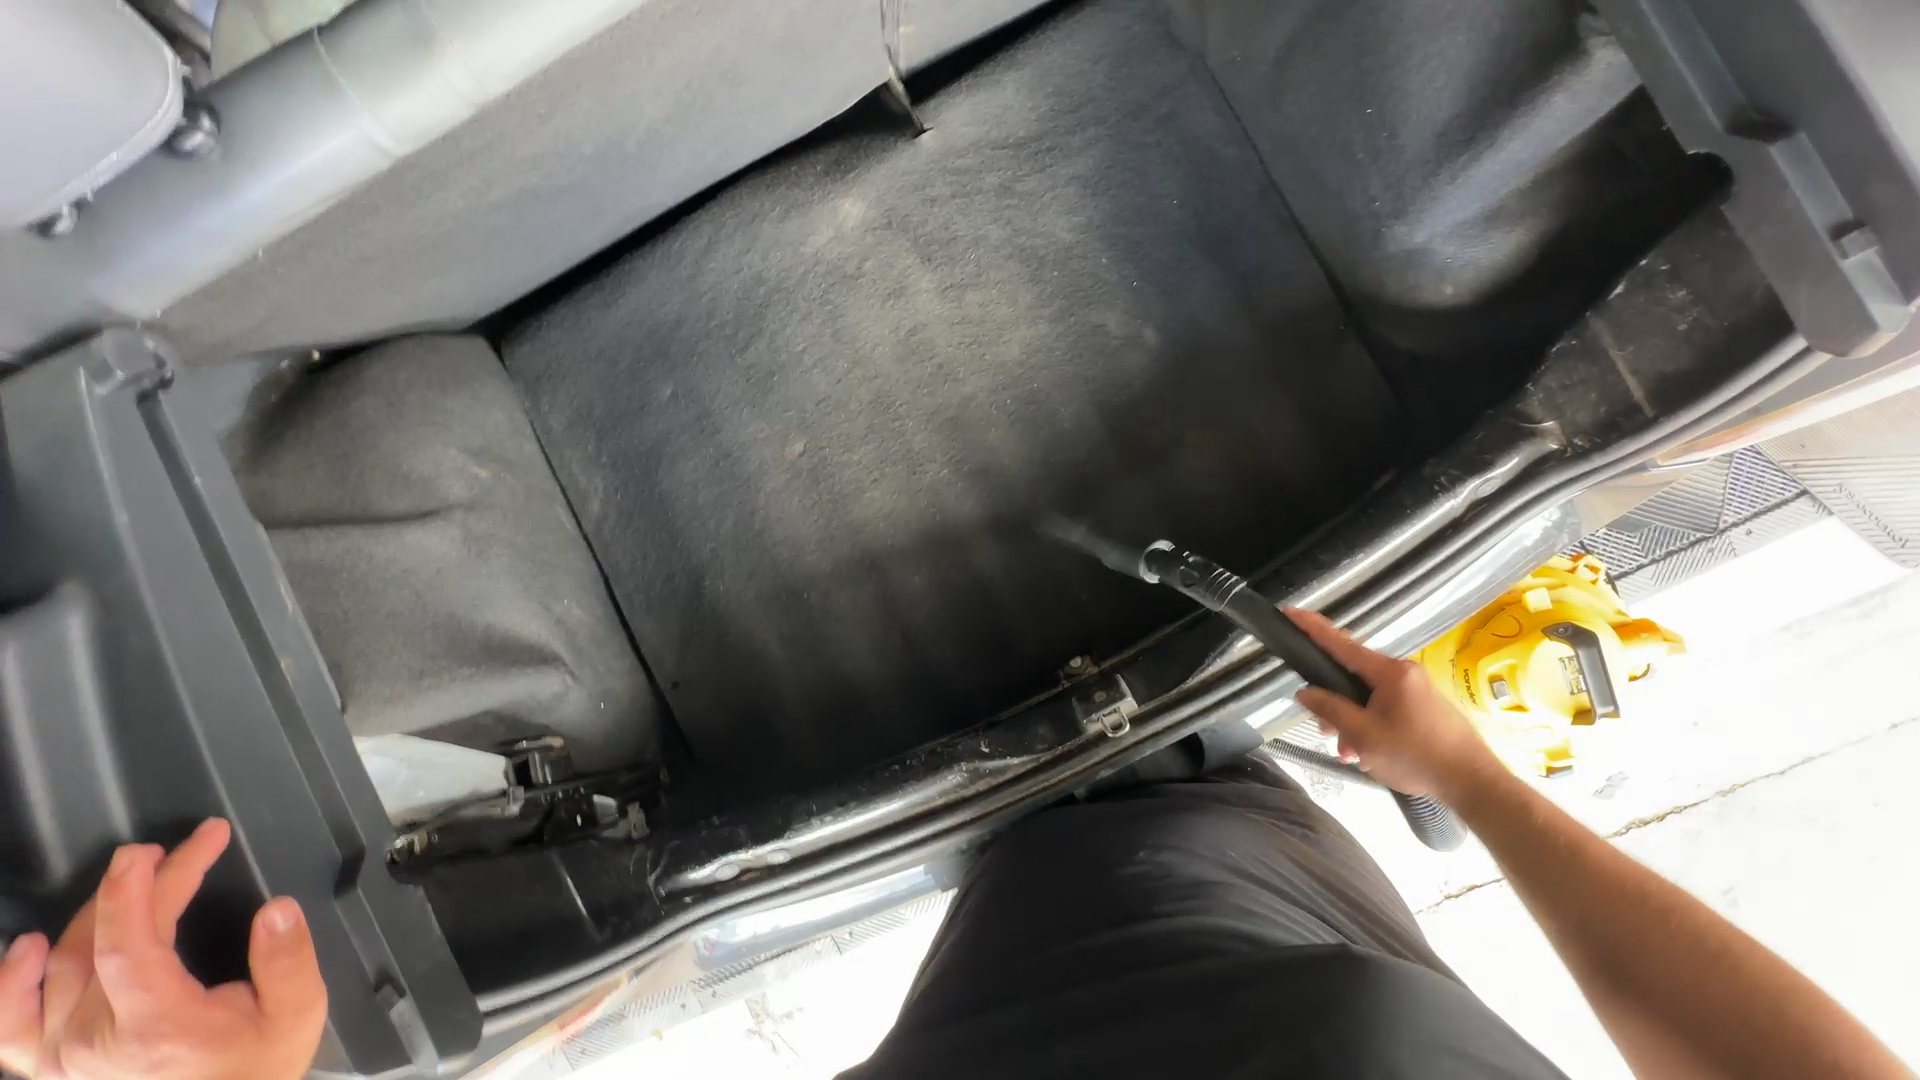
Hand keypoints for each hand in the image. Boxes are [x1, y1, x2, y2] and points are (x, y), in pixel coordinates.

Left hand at [0, 819, 326, 1079]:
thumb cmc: (260, 1064)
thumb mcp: (297, 1010)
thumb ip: (287, 959)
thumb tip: (277, 907)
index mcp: (154, 1023)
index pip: (132, 939)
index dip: (152, 884)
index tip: (187, 842)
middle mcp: (92, 1040)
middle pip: (96, 944)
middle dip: (135, 885)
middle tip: (173, 849)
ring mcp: (61, 1058)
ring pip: (56, 969)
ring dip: (93, 914)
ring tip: (130, 877)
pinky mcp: (51, 1068)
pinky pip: (10, 1025)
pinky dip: (10, 984)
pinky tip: (25, 949)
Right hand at [1285, 608, 1505, 801]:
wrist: (1474, 783)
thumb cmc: (1417, 756)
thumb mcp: (1363, 735)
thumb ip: (1330, 709)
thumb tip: (1305, 692)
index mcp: (1390, 672)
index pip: (1341, 644)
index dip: (1313, 628)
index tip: (1291, 611)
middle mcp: (1403, 674)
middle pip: (1351, 679)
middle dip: (1333, 706)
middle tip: (1324, 732)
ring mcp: (1415, 690)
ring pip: (1366, 699)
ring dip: (1351, 724)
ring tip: (1350, 753)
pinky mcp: (1422, 708)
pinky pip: (1383, 709)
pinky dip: (1369, 727)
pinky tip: (1367, 754)